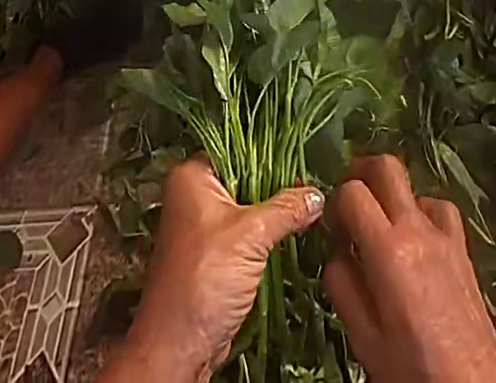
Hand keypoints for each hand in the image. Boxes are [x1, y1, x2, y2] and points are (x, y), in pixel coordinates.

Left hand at [107, 156, 323, 381]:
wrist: (178, 347)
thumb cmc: (202, 281)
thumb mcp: (250, 236)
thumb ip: (285, 209)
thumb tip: (317, 193)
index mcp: (192, 177)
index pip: (236, 148)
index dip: (269, 151)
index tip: (302, 156)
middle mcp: (194, 194)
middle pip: (245, 176)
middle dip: (277, 183)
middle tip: (311, 183)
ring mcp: (204, 224)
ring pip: (248, 205)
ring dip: (275, 211)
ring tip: (309, 206)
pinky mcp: (215, 251)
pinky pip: (247, 230)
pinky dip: (268, 232)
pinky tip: (294, 231)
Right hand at [323, 155, 495, 382]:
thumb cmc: (414, 370)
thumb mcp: (363, 337)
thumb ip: (342, 284)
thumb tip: (336, 250)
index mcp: (388, 251)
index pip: (352, 192)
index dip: (333, 202)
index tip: (330, 227)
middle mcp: (417, 231)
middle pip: (386, 167)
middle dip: (359, 171)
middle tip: (346, 197)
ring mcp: (444, 235)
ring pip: (412, 185)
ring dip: (390, 195)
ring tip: (378, 224)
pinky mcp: (462, 248)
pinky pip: (437, 209)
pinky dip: (419, 212)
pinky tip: (412, 236)